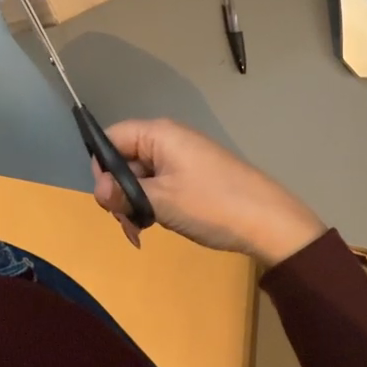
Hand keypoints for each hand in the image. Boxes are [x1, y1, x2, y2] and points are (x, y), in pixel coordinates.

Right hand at [93, 118, 326, 265]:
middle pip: (125, 158)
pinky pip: (160, 182)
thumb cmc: (212, 204)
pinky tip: (155, 227)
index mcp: (158, 133)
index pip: (112, 138)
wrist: (270, 221)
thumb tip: (96, 190)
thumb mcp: (162, 202)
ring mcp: (182, 156)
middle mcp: (167, 138)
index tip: (107, 200)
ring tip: (140, 233)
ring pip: (141, 174)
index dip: (102, 167)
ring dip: (135, 203)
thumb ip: (124, 195)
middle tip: (127, 226)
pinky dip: (153, 203)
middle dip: (119, 192)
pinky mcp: (193, 174)